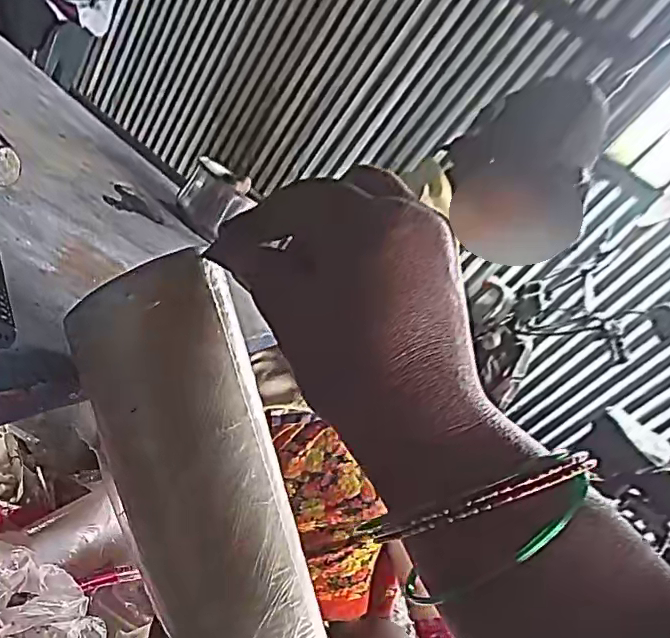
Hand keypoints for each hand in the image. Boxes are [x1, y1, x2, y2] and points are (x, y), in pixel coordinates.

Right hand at [206, 166, 495, 447]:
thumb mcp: (290, 315)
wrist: (413, 412)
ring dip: (330, 226)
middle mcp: (406, 218)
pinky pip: (392, 232)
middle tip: (261, 247)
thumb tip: (242, 252)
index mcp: (365, 223)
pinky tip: (334, 280)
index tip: (231, 241)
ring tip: (297, 267)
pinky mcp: (439, 265)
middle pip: (339, 192)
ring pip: (370, 207)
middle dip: (296, 215)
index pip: (297, 200)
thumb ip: (262, 271)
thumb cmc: (355, 370)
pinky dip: (358, 243)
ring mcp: (429, 239)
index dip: (255, 221)